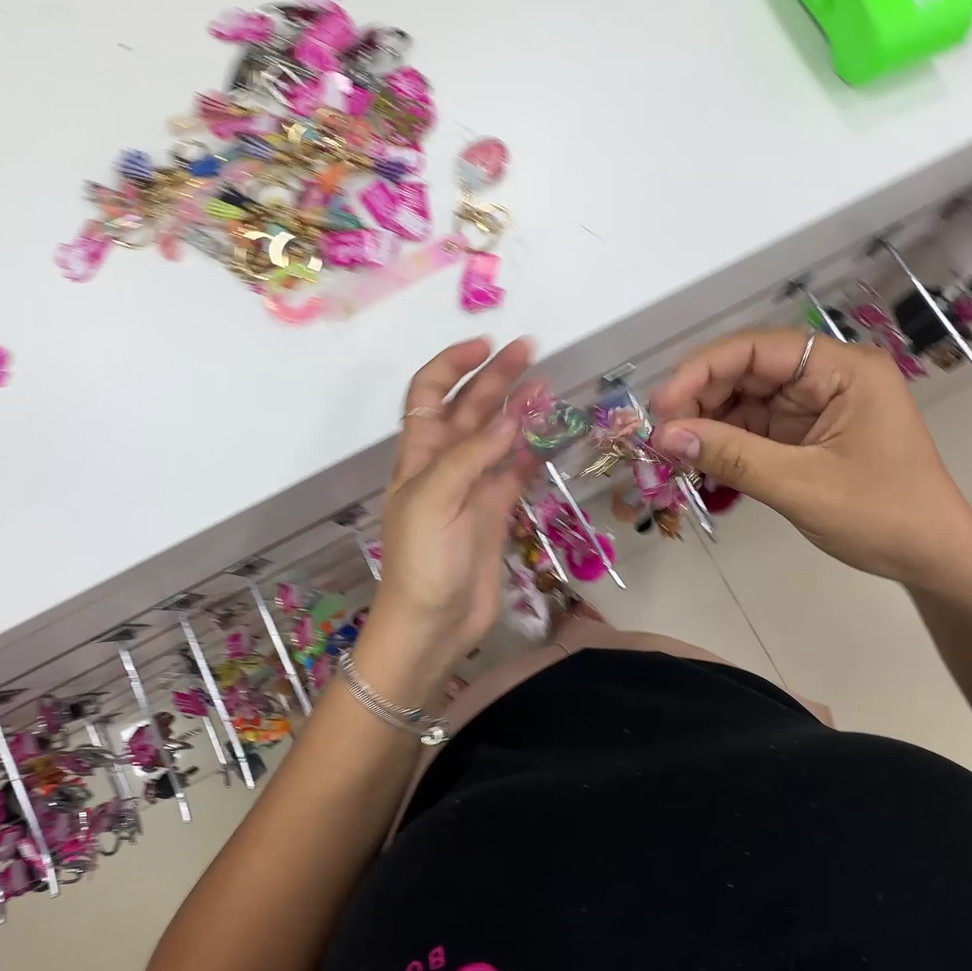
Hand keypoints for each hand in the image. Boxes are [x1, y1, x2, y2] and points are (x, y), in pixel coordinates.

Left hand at [363, 337, 534, 687]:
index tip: (485, 346)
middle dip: (495, 377)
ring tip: (547, 384)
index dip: (451, 364)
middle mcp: (444, 464)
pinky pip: (516, 471)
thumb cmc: (421, 561)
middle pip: (469, 408)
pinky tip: (554, 431)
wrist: (432, 624)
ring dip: (519, 409)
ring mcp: (472, 488)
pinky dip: (533, 450)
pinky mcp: (495, 512)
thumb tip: (510, 418)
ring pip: (497, 437)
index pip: (428, 393)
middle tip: (531, 351)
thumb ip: (471, 456)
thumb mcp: (434, 500)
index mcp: (417, 455)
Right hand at [649, 329, 971, 588]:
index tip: (662, 405)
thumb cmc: (884, 516)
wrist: (933, 558)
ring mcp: (814, 405)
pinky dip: (721, 442)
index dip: (703, 370)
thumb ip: (732, 456)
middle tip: (660, 435)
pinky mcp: (803, 434)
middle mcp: (827, 377)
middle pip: (746, 370)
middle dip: (699, 398)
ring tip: (669, 450)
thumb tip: (663, 437)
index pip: (759, 349)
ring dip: (704, 421)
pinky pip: (751, 426)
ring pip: (743, 398)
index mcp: (843, 370)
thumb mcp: (802, 486)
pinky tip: (693, 459)